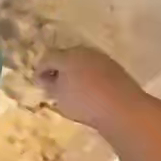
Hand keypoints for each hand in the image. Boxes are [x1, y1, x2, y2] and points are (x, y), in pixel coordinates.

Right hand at [38, 48, 152, 130]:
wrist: (123, 109)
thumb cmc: (84, 102)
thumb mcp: (59, 97)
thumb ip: (50, 85)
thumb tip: (46, 78)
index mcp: (68, 56)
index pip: (48, 58)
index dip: (40, 70)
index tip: (37, 82)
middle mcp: (85, 52)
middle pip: (66, 57)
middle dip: (59, 69)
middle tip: (54, 84)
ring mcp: (102, 59)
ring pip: (83, 62)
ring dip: (75, 72)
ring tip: (72, 89)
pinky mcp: (116, 69)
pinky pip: (96, 70)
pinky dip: (89, 77)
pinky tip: (90, 91)